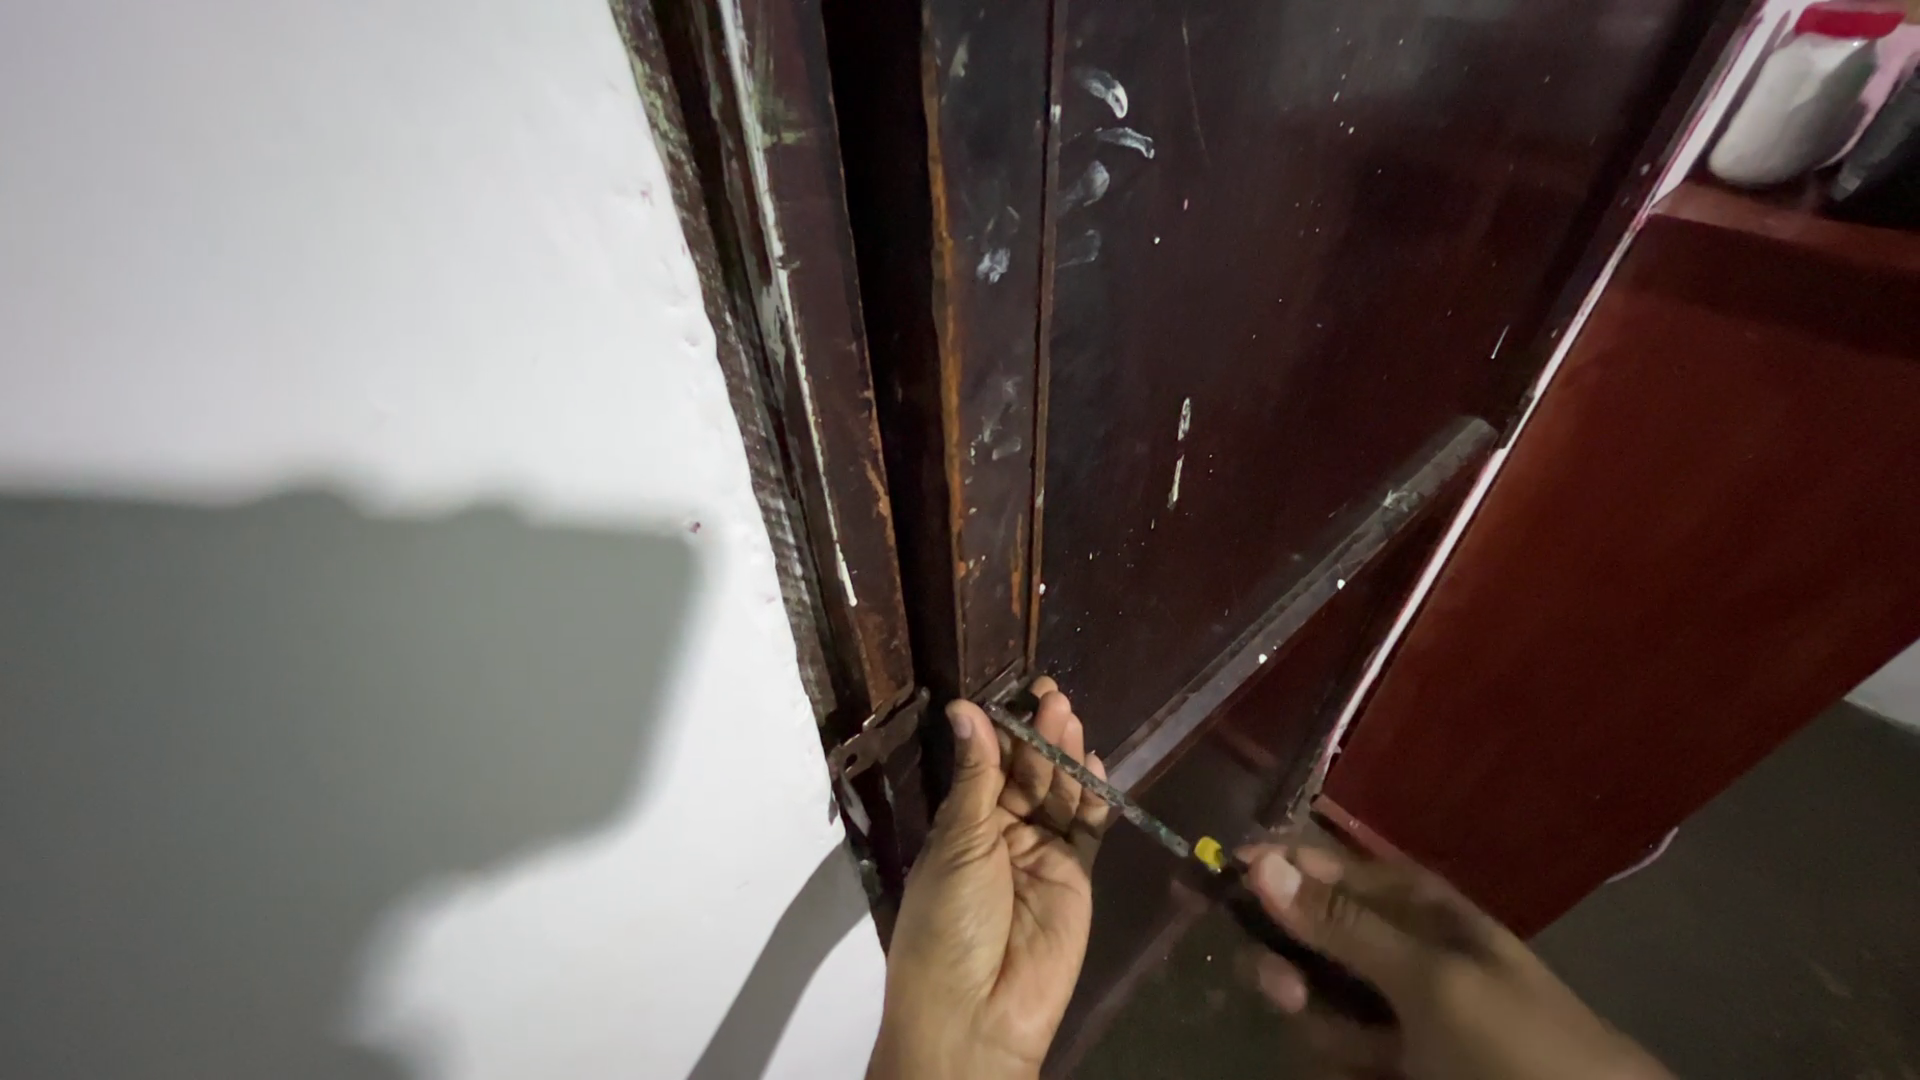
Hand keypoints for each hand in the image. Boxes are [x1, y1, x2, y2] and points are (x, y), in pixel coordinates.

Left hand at [868, 678, 1109, 1079]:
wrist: (977, 1011)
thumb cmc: (950, 917)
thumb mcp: (958, 840)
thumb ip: (976, 775)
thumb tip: (963, 708)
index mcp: (963, 822)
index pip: (988, 764)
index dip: (1003, 729)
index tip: (1017, 692)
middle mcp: (1002, 832)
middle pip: (1027, 774)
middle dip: (1039, 737)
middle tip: (1052, 698)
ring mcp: (1041, 853)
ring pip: (1058, 794)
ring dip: (1065, 758)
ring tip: (1070, 719)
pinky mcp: (1075, 876)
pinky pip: (1086, 829)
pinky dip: (1093, 799)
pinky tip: (1096, 765)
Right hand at [1240, 839, 1672, 1079]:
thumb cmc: (1519, 1047)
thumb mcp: (1430, 979)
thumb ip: (1339, 924)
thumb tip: (1257, 861)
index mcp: (1408, 902)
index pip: (1315, 863)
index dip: (1268, 867)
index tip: (1221, 880)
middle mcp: (1392, 943)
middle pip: (1302, 929)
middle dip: (1286, 960)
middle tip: (1285, 991)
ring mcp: (1392, 1005)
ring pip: (1311, 992)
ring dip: (1312, 1019)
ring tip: (1359, 1058)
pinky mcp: (1390, 1060)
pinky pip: (1333, 1046)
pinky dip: (1336, 1059)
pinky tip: (1365, 1075)